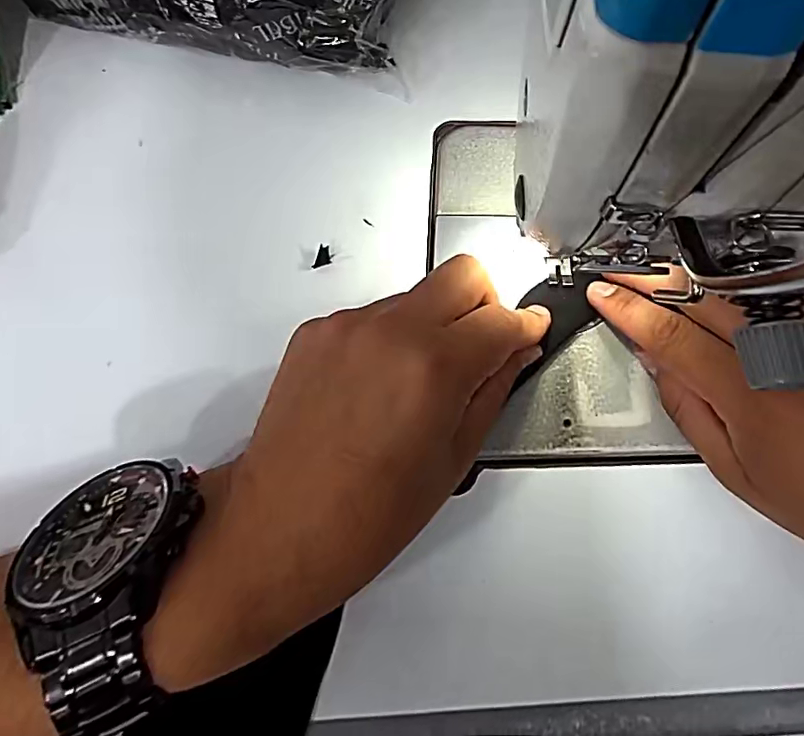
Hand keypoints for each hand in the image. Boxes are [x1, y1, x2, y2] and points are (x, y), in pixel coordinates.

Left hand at [148, 255, 549, 686]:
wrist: (273, 530)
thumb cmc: (357, 518)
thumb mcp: (452, 460)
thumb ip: (492, 391)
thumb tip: (514, 354)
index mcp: (432, 368)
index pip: (502, 317)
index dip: (526, 324)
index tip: (529, 329)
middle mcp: (389, 332)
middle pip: (464, 273)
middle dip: (486, 302)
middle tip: (485, 341)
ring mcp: (348, 326)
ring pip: (420, 292)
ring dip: (437, 321)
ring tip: (425, 378)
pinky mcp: (318, 330)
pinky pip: (377, 312)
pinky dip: (394, 335)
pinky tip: (385, 382)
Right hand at [586, 275, 803, 574]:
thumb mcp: (740, 472)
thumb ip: (690, 408)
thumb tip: (659, 363)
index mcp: (748, 392)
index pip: (667, 332)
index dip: (626, 307)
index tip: (604, 294)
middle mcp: (780, 348)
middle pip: (694, 291)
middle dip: (647, 277)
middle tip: (622, 274)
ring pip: (731, 277)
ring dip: (686, 272)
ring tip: (659, 276)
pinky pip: (778, 282)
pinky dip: (740, 277)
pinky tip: (723, 282)